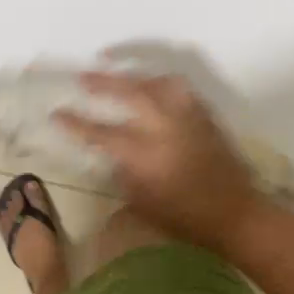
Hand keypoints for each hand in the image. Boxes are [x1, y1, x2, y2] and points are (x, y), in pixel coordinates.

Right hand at [56, 72, 267, 249]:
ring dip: (135, 76)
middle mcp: (166, 127)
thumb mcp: (142, 203)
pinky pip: (181, 90)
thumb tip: (111, 155)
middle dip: (103, 82)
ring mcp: (189, 118)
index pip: (101, 132)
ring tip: (120, 73)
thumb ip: (123, 174)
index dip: (75, 122)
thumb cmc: (185, 220)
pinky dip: (162, 84)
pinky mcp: (207, 117)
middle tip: (83, 76)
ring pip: (159, 82)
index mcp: (145, 154)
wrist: (237, 217)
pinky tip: (154, 87)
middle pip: (130, 92)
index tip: (56, 113)